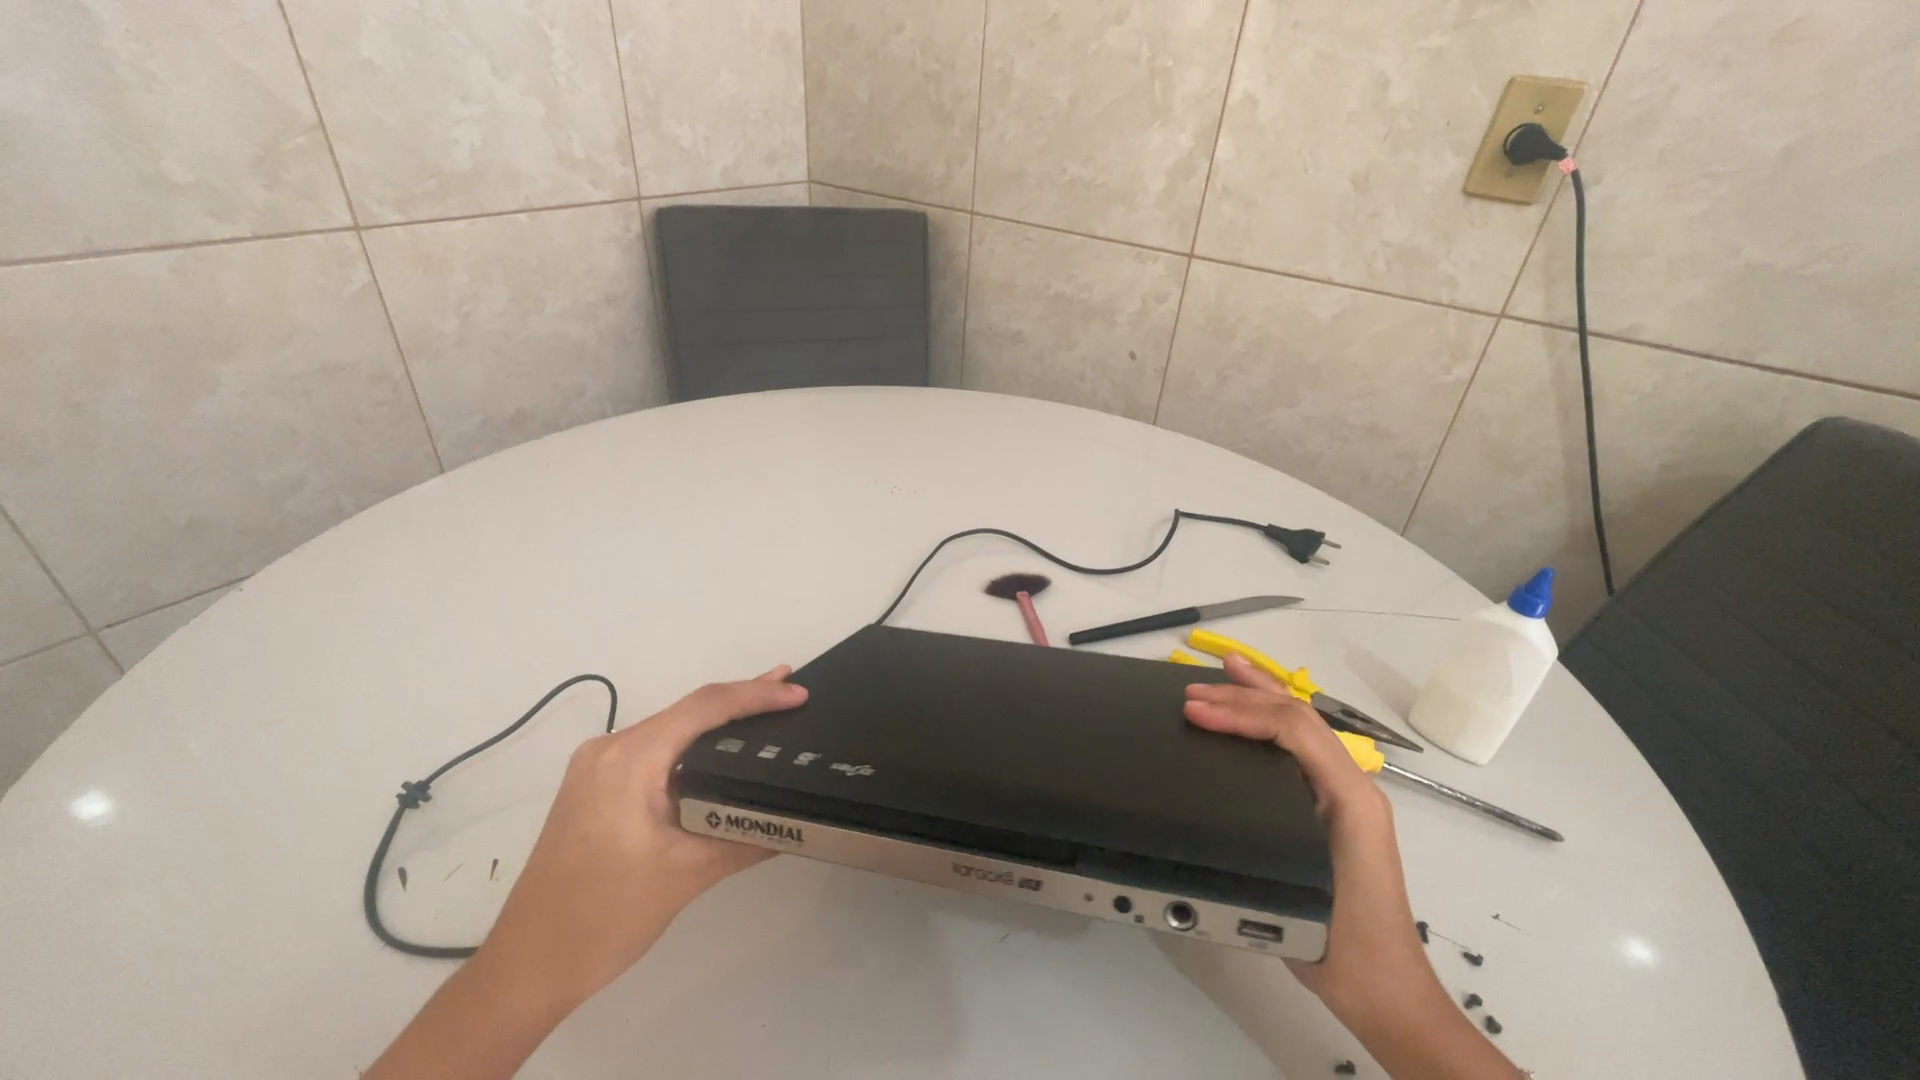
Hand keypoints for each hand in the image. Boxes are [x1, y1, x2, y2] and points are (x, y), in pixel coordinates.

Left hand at [480, 667, 807, 1009]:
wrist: (529, 965)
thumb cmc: (606, 915)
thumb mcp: (688, 874)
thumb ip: (747, 837)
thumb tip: (797, 820)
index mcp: (629, 759)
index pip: (704, 708)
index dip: (756, 694)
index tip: (800, 692)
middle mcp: (608, 750)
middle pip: (687, 711)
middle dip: (743, 700)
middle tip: (794, 694)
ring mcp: (597, 768)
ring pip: (671, 731)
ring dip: (719, 725)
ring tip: (771, 716)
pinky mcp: (596, 789)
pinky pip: (655, 753)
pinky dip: (694, 749)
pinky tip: (725, 757)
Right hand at [1185, 656, 1520, 1078]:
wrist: (1382, 988)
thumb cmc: (1341, 939)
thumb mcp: (1301, 878)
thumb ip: (1277, 822)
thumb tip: (1230, 771)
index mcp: (1349, 793)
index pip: (1292, 728)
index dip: (1240, 711)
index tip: (1193, 711)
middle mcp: (1351, 784)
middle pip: (1298, 717)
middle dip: (1245, 695)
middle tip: (1195, 689)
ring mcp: (1344, 795)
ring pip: (1302, 727)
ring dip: (1261, 697)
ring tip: (1227, 673)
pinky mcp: (1331, 810)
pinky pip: (1299, 749)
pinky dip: (1270, 724)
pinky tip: (1250, 725)